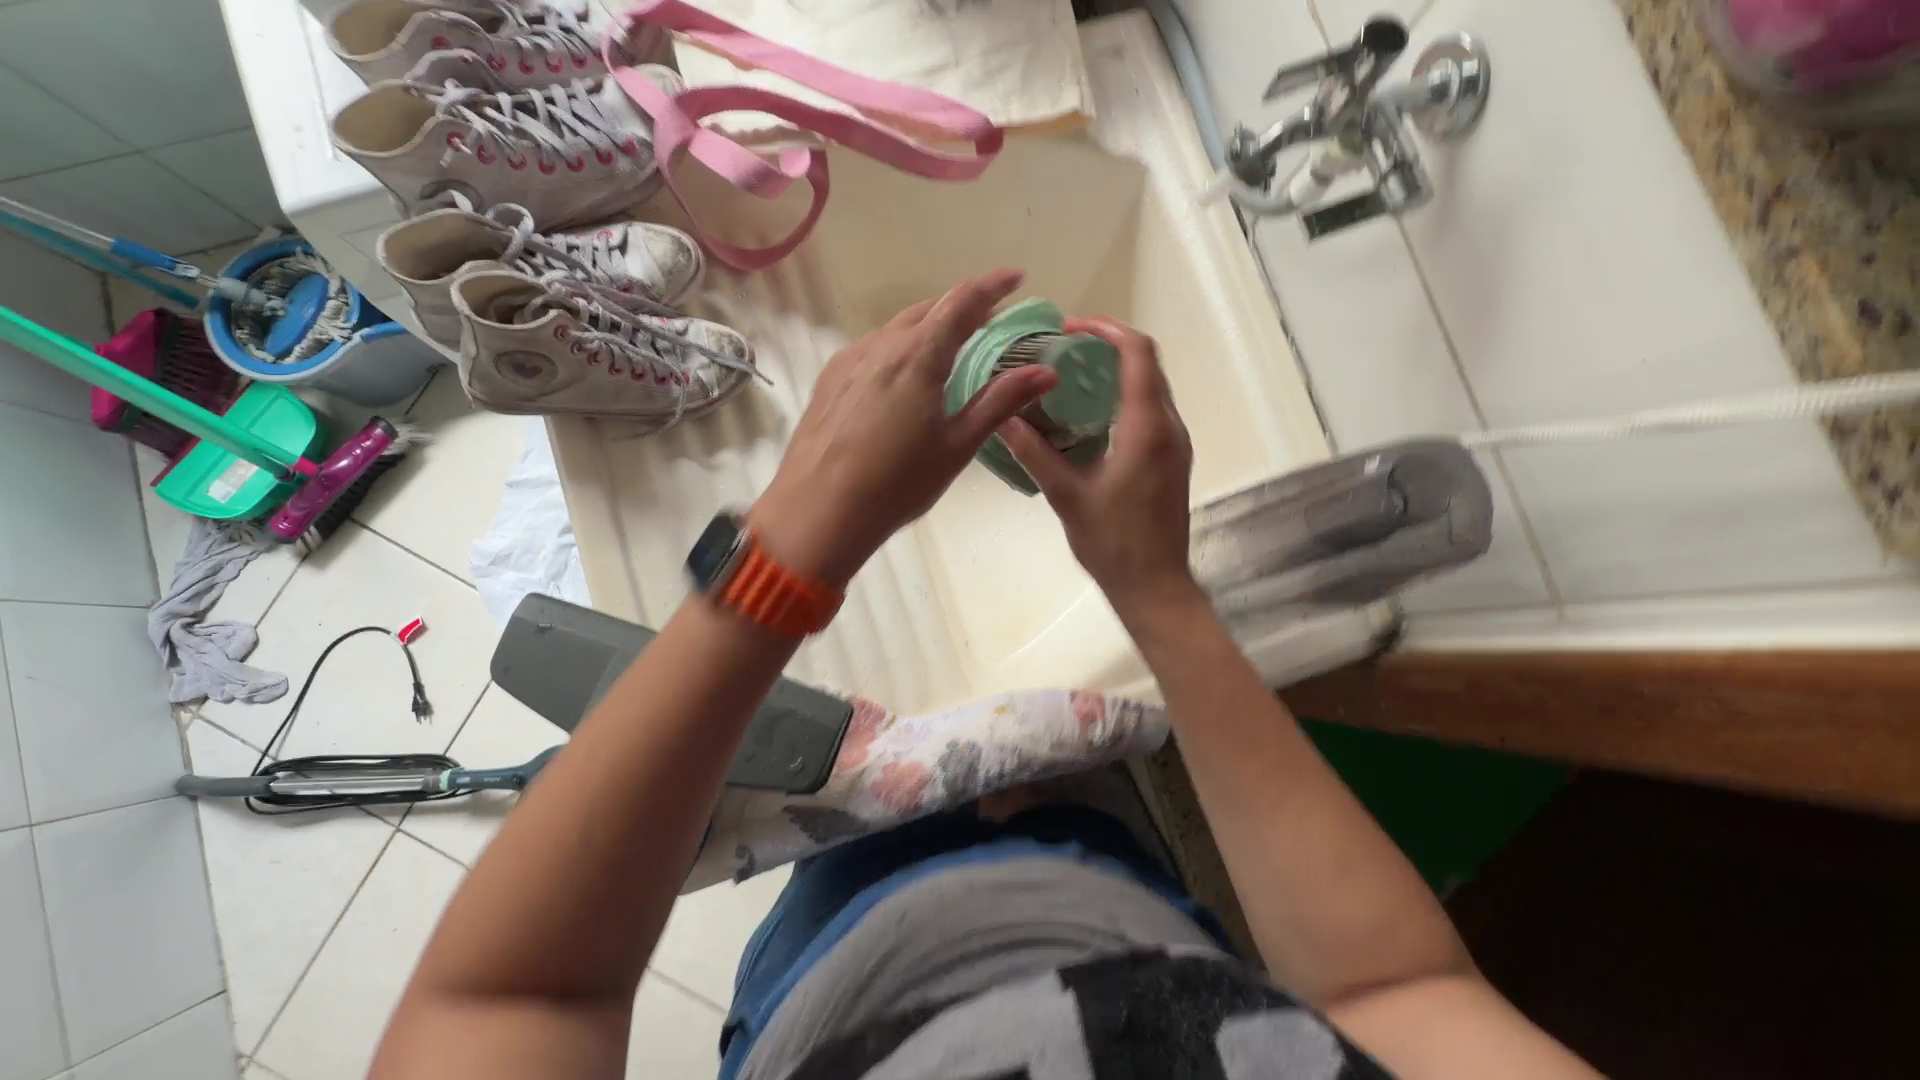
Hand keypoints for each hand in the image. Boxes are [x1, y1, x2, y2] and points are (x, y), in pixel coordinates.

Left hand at [751, 270, 1057, 586]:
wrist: (817, 511)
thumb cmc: (897, 483)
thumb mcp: (957, 445)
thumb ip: (1000, 401)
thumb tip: (1045, 371)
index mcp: (918, 355)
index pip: (962, 302)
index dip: (992, 286)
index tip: (1015, 277)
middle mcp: (881, 345)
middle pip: (927, 310)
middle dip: (960, 307)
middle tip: (988, 320)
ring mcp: (849, 361)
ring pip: (896, 329)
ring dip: (927, 328)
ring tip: (949, 348)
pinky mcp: (829, 381)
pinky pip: (872, 349)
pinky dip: (898, 349)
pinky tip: (903, 376)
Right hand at [999, 317, 1200, 620]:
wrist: (1154, 585)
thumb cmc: (1112, 543)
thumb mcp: (1066, 496)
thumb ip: (1035, 453)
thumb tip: (1002, 418)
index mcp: (1146, 429)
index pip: (1137, 354)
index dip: (1106, 330)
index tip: (1071, 327)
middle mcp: (1169, 428)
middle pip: (1147, 365)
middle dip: (1108, 347)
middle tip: (1064, 348)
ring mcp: (1175, 445)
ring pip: (1152, 388)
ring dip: (1117, 372)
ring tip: (1072, 375)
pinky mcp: (1172, 461)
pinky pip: (1152, 412)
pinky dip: (1124, 398)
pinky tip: (1091, 415)